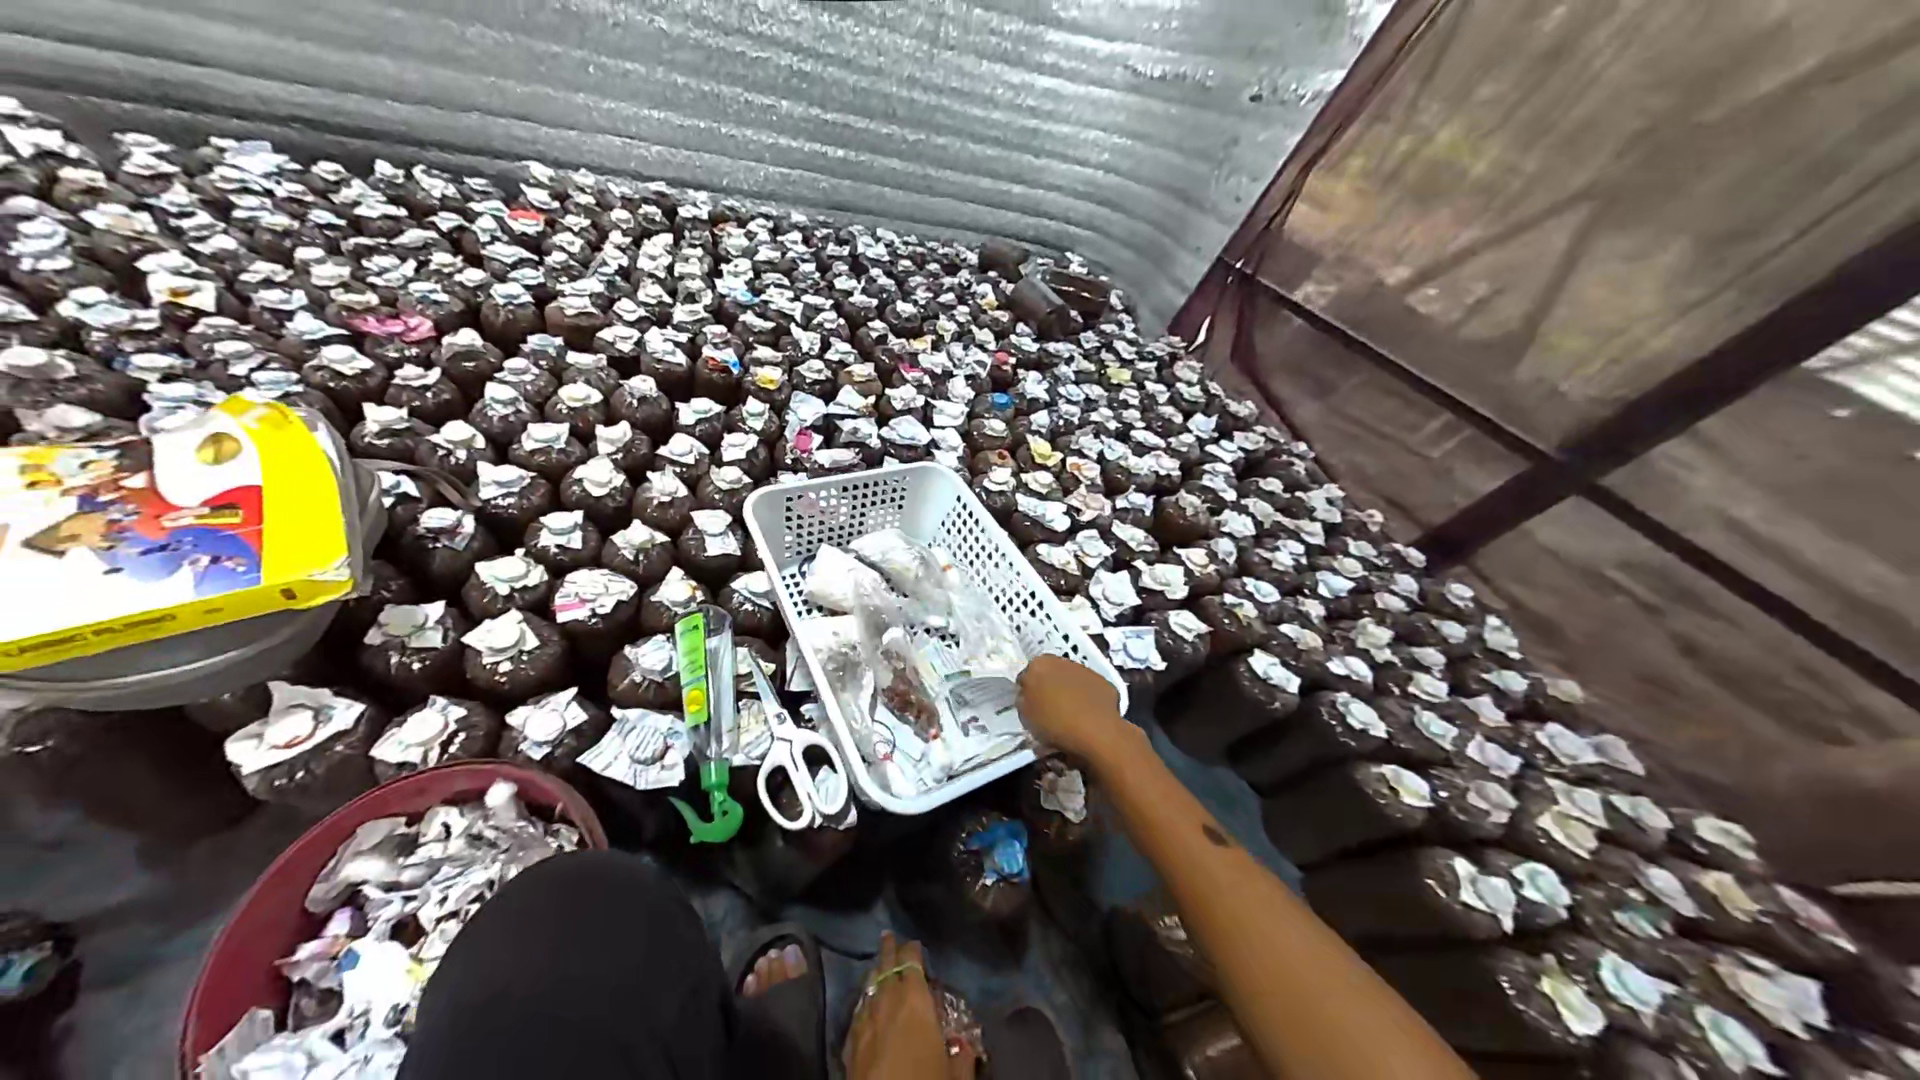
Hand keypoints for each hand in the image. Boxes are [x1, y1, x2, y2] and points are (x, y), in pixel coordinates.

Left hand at [844, 932, 970, 1079]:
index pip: (912, 961)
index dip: (913, 949)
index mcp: (915, 1000)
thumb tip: (962, 1045)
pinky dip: (865, 1001)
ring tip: (878, 964)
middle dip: (889, 950)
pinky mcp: (849, 1042)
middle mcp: (887, 1000)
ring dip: (875, 973)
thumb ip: (961, 1055)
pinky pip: (858, 1011)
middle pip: (886, 966)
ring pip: (869, 986)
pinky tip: (866, 1004)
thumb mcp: (954, 1075)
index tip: (915, 943)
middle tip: (888, 935)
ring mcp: (864, 1020)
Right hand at [1016, 654, 1124, 760]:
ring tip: (1070, 716)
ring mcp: (1085, 670)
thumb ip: (1023, 700)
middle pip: (1050, 674)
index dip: (1028, 691)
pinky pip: (1090, 690)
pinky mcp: (1103, 682)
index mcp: (1038, 665)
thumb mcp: (1025, 716)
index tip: (1031, 706)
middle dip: (1049, 688)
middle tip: (1049, 710)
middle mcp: (1061, 660)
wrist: (1095, 731)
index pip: (1026, 676)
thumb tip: (1027, 696)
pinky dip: (1088, 699)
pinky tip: (1088, 717)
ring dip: (1069, 692)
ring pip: (1072, 680)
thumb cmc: (1053, 723)